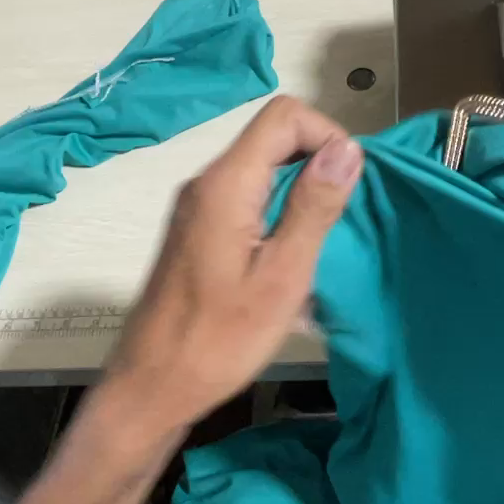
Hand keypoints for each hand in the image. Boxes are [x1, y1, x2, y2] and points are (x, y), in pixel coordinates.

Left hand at [100, 97, 362, 431]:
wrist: (152, 387)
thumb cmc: (220, 340)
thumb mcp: (282, 276)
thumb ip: (313, 207)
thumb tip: (347, 149)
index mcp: (225, 184)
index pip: (284, 116)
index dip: (327, 135)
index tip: (350, 184)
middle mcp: (205, 182)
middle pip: (273, 138)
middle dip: (319, 165)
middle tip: (344, 220)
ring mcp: (197, 206)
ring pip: (262, 168)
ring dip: (301, 192)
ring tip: (322, 243)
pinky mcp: (197, 230)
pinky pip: (247, 197)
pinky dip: (279, 212)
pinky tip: (291, 258)